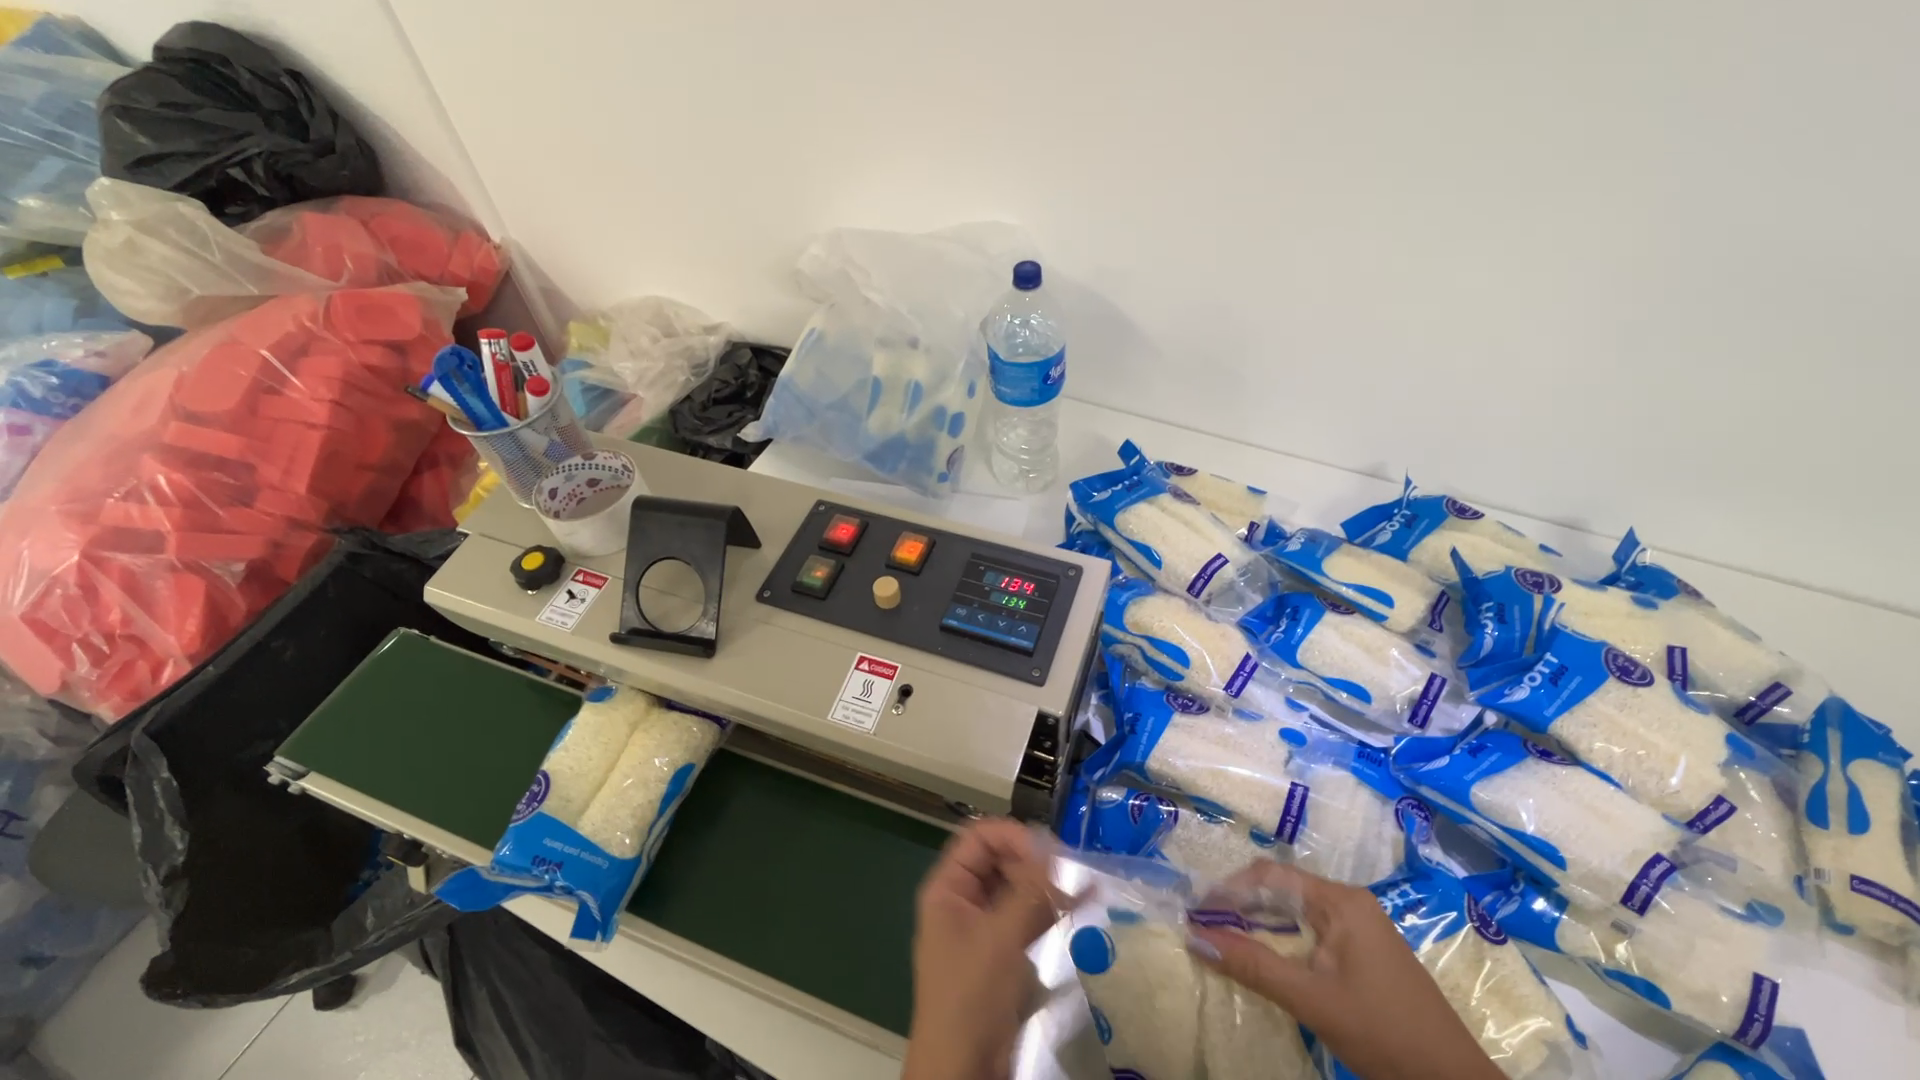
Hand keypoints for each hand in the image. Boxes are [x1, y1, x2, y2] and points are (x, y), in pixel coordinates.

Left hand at [903, 819, 1058, 1079]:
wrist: (962, 1069)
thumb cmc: (970, 997)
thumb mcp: (999, 939)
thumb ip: (1027, 891)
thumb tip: (1053, 847)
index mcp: (947, 889)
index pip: (979, 838)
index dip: (1013, 836)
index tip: (1052, 850)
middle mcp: (964, 901)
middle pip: (1000, 860)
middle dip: (1035, 861)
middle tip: (1072, 872)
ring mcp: (985, 928)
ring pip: (1018, 889)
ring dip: (1048, 885)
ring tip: (1084, 887)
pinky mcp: (1005, 953)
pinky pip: (1029, 918)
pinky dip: (1052, 909)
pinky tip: (1084, 901)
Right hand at [1186, 863, 1502, 1079]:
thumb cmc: (1382, 1031)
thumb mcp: (1310, 999)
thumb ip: (1252, 965)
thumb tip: (1194, 937)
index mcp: (1341, 901)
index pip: (1270, 875)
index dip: (1229, 889)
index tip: (1196, 911)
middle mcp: (1349, 903)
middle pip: (1281, 891)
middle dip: (1238, 907)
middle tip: (1202, 928)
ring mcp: (1358, 928)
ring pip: (1293, 914)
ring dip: (1256, 926)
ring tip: (1221, 943)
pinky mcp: (1360, 953)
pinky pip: (1309, 934)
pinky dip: (1278, 943)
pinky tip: (1260, 961)